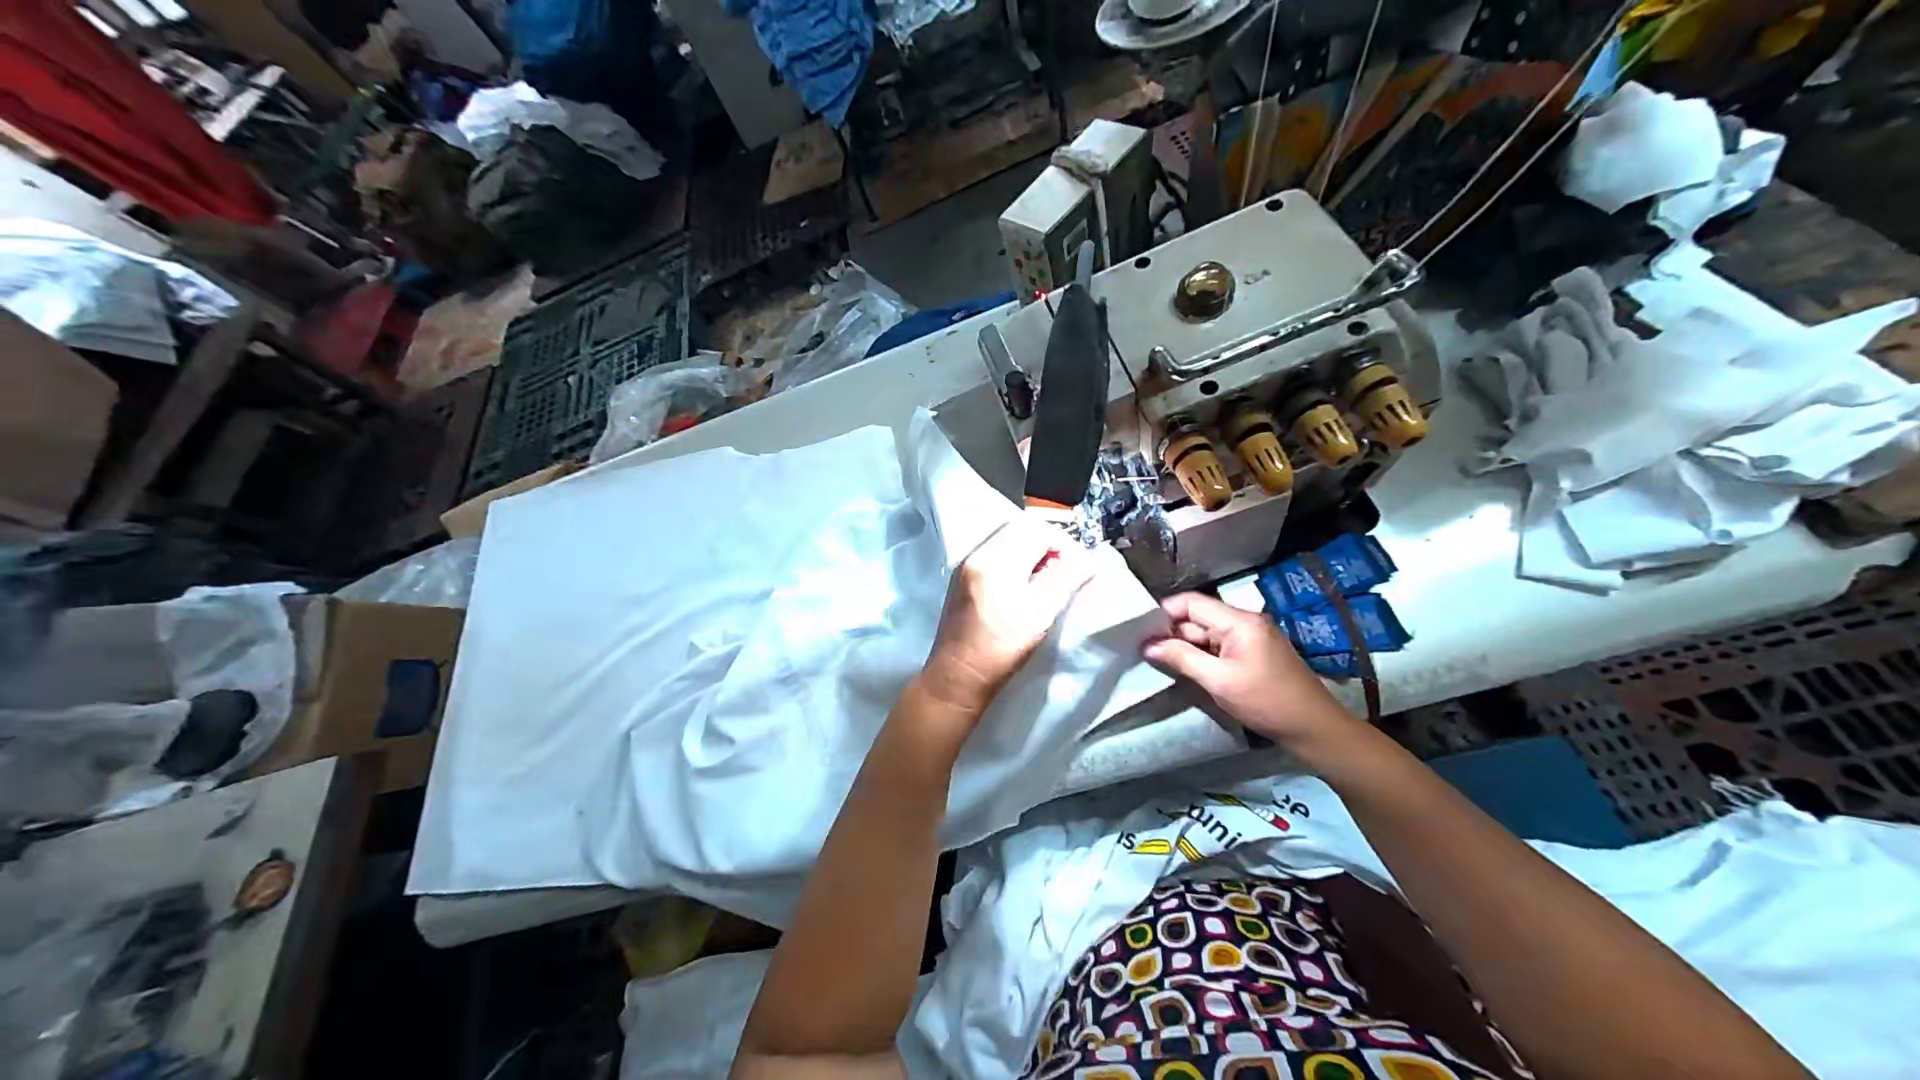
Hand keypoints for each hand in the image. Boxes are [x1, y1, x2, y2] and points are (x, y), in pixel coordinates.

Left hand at [919, 515, 1095, 714]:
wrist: (955, 678)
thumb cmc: (999, 650)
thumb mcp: (1040, 614)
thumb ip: (1065, 580)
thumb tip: (1087, 559)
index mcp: (993, 559)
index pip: (1036, 529)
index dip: (1063, 543)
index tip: (1077, 567)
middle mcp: (975, 554)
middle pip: (1019, 529)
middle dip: (1048, 544)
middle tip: (1064, 571)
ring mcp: (965, 566)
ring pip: (1006, 540)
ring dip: (1031, 552)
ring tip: (1047, 581)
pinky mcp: (961, 580)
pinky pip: (993, 555)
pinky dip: (1014, 561)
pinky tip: (1023, 588)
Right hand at [1144, 592, 1357, 755]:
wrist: (1313, 728)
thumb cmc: (1266, 702)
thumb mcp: (1219, 681)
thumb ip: (1182, 658)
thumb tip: (1147, 644)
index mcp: (1239, 620)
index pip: (1191, 602)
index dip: (1163, 613)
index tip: (1140, 631)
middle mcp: (1244, 621)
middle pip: (1197, 617)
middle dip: (1171, 632)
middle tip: (1144, 650)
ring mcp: (1250, 637)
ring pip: (1206, 633)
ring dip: (1184, 646)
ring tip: (1159, 660)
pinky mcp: (1252, 652)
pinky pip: (1218, 646)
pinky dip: (1200, 655)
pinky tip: (1185, 668)